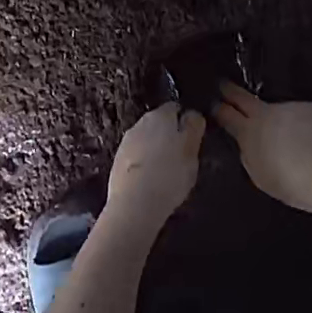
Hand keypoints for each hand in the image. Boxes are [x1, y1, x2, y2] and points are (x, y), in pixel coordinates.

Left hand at [105, 103, 204, 231]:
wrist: (134, 204)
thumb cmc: (170, 174)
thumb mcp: (192, 150)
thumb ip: (194, 128)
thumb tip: (192, 115)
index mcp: (161, 115)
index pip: (176, 108)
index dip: (186, 121)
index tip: (193, 138)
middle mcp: (140, 122)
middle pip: (159, 123)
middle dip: (169, 135)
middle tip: (182, 156)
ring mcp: (126, 142)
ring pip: (146, 140)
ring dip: (155, 149)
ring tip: (166, 172)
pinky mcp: (117, 161)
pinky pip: (137, 156)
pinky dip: (144, 163)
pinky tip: (150, 180)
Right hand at [213, 82, 311, 212]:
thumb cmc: (292, 183)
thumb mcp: (260, 175)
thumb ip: (249, 154)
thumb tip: (248, 143)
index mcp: (249, 132)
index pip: (227, 115)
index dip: (218, 108)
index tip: (213, 102)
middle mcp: (266, 113)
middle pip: (244, 98)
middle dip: (231, 91)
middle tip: (223, 84)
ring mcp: (290, 106)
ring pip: (279, 111)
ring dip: (280, 121)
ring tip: (294, 141)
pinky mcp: (311, 107)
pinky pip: (302, 116)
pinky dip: (304, 126)